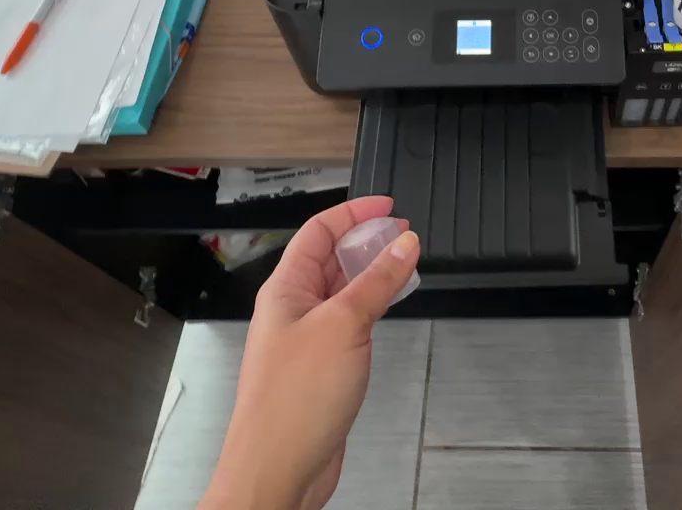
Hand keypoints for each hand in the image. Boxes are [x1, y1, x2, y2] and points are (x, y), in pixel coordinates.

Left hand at [204, 196, 420, 509]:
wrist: (276, 474)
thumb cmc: (293, 403)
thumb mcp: (344, 324)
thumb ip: (378, 281)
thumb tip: (405, 243)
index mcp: (286, 288)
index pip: (319, 231)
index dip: (354, 212)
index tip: (387, 206)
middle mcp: (294, 308)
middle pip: (331, 257)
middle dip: (367, 240)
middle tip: (403, 233)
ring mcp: (308, 337)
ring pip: (344, 288)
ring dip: (373, 272)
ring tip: (405, 263)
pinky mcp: (324, 365)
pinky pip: (351, 319)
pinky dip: (374, 304)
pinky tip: (391, 304)